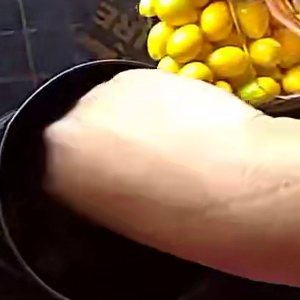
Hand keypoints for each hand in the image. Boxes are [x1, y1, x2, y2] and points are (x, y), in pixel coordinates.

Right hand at [42, 69, 299, 282]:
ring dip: (128, 117)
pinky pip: (137, 89)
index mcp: (54, 175)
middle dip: (103, 139)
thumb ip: (100, 192)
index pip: (55, 165)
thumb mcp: (124, 222)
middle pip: (76, 128)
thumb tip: (110, 176)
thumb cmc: (189, 225)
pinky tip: (186, 122)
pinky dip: (156, 102)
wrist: (244, 187)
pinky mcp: (137, 74)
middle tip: (142, 160)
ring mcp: (99, 97)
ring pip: (106, 105)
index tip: (110, 181)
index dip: (86, 171)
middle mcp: (65, 129)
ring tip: (170, 141)